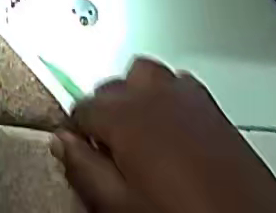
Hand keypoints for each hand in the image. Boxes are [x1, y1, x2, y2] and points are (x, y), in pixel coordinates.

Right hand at [52, 57, 275, 212]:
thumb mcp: (123, 208)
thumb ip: (86, 170)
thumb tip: (62, 143)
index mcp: (125, 113)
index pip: (81, 106)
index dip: (77, 131)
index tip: (79, 150)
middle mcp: (153, 92)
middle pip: (111, 85)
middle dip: (104, 111)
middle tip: (107, 150)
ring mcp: (186, 94)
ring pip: (144, 75)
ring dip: (135, 96)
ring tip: (138, 133)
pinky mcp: (213, 106)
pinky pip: (177, 84)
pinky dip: (166, 98)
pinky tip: (171, 130)